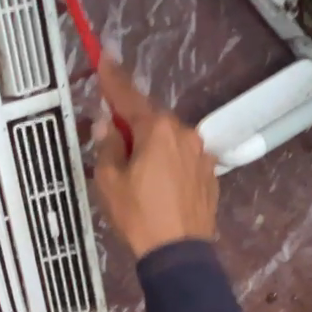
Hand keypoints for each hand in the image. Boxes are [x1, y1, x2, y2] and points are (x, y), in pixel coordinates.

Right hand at [91, 57, 218, 258]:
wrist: (178, 254)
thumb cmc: (139, 217)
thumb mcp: (110, 183)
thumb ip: (107, 147)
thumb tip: (107, 126)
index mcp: (157, 129)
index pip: (128, 96)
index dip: (112, 78)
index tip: (102, 56)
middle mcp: (183, 133)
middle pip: (150, 120)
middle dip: (131, 125)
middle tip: (112, 140)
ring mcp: (200, 154)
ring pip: (168, 140)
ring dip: (150, 147)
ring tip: (135, 172)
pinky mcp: (209, 175)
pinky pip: (182, 160)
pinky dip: (167, 164)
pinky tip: (157, 185)